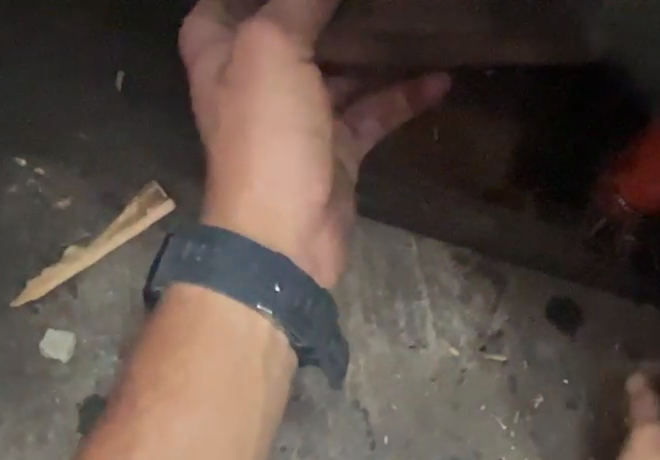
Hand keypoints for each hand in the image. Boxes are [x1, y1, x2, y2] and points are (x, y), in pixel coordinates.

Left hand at [180, 0, 449, 286]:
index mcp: (220, 44)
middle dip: (340, 8)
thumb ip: (300, 2)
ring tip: (416, 22)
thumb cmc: (265, 136)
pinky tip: (438, 78)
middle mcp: (256, 73)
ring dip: (378, 49)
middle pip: (300, 24)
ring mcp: (300, 114)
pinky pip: (372, 112)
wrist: (284, 237)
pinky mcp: (336, 149)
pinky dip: (402, 98)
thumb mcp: (272, 48)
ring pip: (343, 68)